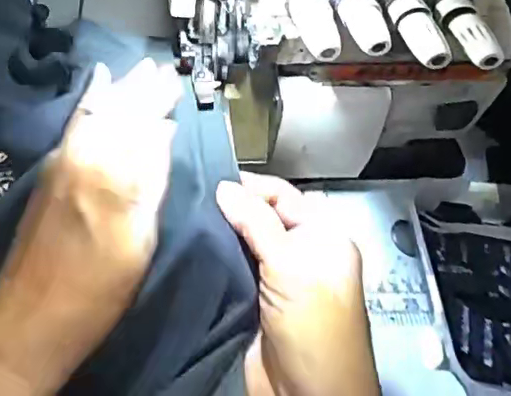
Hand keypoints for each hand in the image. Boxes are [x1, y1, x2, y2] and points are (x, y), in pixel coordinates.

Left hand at [0, 59, 179, 395]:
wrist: (26, 318)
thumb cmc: (95, 291)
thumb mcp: (139, 243)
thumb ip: (152, 181)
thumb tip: (164, 132)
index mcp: (113, 172)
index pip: (145, 123)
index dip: (161, 102)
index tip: (178, 83)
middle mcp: (87, 152)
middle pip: (122, 109)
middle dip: (145, 88)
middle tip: (164, 69)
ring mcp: (65, 155)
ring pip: (99, 107)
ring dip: (122, 87)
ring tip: (143, 68)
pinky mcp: (51, 163)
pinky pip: (79, 115)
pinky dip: (92, 95)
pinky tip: (99, 80)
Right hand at [216, 172, 379, 395]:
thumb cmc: (316, 331)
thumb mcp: (290, 266)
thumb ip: (256, 222)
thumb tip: (223, 186)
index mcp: (322, 235)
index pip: (282, 195)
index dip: (250, 186)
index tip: (213, 180)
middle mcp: (301, 252)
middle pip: (261, 216)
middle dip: (232, 208)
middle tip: (195, 197)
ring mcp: (277, 278)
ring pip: (243, 242)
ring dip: (221, 234)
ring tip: (188, 219)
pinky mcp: (254, 301)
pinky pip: (232, 268)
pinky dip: (216, 258)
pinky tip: (195, 248)